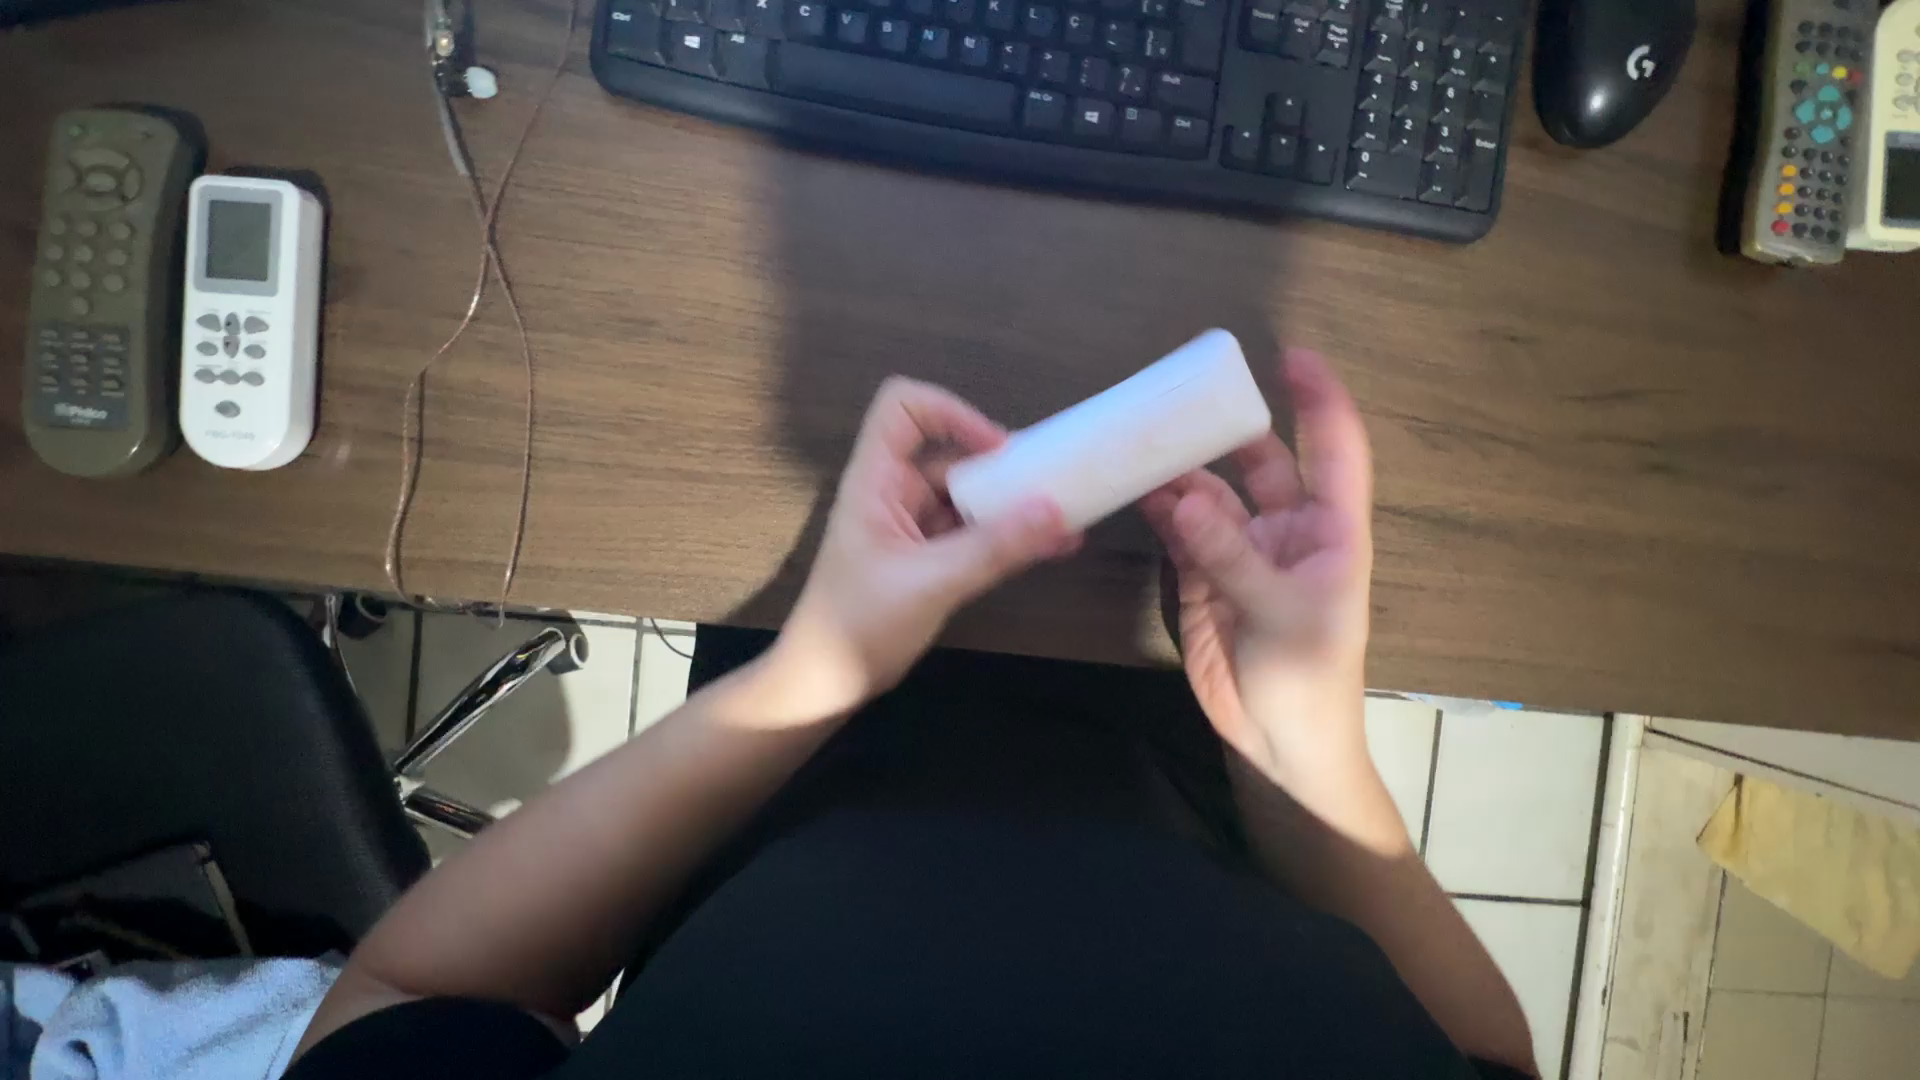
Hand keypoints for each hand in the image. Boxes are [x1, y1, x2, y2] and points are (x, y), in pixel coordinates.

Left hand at [773, 376, 1082, 715]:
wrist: (827, 684)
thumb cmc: (860, 626)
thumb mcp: (931, 584)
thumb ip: (993, 548)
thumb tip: (1056, 511)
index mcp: (875, 481)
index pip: (903, 408)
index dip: (951, 412)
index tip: (998, 450)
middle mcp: (893, 493)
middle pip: (950, 454)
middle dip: (1002, 467)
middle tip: (1055, 483)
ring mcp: (911, 526)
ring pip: (968, 496)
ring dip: (1012, 505)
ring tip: (1066, 519)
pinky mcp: (927, 557)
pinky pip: (972, 532)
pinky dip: (1007, 536)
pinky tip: (1051, 546)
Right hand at [1139, 348, 1372, 777]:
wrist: (1277, 739)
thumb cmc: (1308, 676)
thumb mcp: (1282, 613)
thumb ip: (1231, 555)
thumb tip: (1181, 498)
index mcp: (1331, 531)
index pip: (1335, 451)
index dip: (1320, 401)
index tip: (1290, 358)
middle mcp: (1287, 529)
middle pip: (1259, 462)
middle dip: (1225, 430)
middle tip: (1180, 398)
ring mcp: (1240, 550)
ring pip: (1209, 494)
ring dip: (1179, 471)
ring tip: (1138, 442)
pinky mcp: (1201, 573)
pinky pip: (1178, 529)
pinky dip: (1157, 508)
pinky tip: (1130, 487)